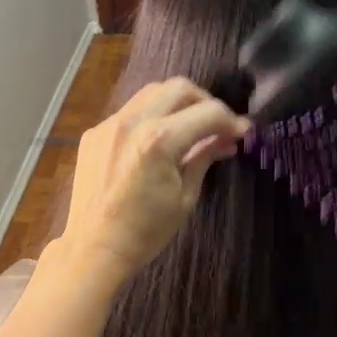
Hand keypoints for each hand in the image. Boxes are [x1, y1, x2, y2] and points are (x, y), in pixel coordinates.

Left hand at [58, 78, 248, 277]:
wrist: (95, 248)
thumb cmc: (144, 231)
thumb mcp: (185, 197)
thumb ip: (204, 158)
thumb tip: (227, 140)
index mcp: (159, 140)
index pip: (207, 113)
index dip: (231, 121)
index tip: (242, 133)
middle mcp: (132, 122)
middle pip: (179, 88)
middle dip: (204, 102)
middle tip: (216, 125)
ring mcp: (109, 125)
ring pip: (151, 93)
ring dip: (176, 103)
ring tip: (189, 128)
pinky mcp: (94, 134)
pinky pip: (129, 112)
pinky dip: (150, 117)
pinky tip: (156, 141)